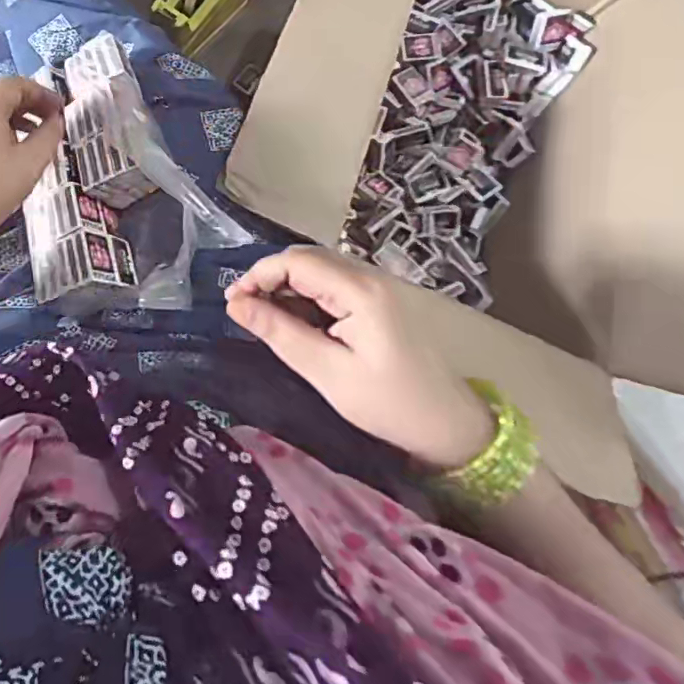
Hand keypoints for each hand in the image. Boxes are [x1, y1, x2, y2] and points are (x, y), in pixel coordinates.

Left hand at [0, 77, 66, 236]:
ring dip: (16, 118)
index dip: (41, 92)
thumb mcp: (31, 162)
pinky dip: (1, 130)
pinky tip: (13, 153)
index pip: (15, 84)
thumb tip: (57, 121)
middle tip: (51, 121)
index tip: (60, 109)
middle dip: (30, 103)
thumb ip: (49, 136)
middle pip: (1, 95)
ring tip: (36, 137)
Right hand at [226, 246, 494, 469]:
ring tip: (264, 318)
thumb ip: (280, 333)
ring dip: (286, 286)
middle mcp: (371, 278)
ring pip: (318, 269)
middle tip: (243, 310)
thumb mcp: (327, 372)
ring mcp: (378, 286)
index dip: (258, 274)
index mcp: (361, 292)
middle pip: (307, 258)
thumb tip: (236, 305)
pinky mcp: (379, 300)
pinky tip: (295, 321)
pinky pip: (333, 284)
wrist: (452, 425)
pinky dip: (306, 295)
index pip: (296, 262)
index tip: (232, 301)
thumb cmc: (390, 404)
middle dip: (269, 278)